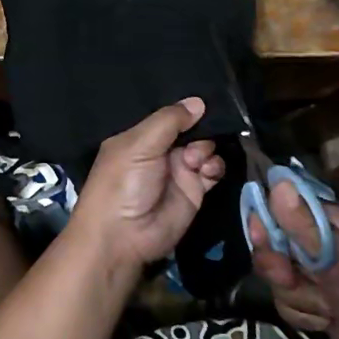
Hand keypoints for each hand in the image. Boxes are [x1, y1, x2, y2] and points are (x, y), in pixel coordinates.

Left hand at [71, 98, 226, 269]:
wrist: (123, 237)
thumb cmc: (122, 183)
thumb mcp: (138, 145)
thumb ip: (169, 121)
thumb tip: (198, 102)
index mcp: (140, 137)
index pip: (168, 116)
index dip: (185, 109)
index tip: (203, 100)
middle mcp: (160, 151)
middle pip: (190, 130)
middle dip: (201, 127)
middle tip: (199, 133)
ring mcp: (179, 171)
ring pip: (205, 148)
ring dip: (207, 148)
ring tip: (196, 159)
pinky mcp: (195, 191)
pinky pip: (213, 170)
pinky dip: (215, 166)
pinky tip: (207, 170)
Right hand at [249, 182, 338, 338]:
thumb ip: (308, 229)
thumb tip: (277, 183)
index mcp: (334, 221)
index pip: (284, 206)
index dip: (267, 223)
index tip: (263, 242)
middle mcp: (324, 243)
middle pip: (275, 244)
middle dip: (278, 267)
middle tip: (291, 280)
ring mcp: (322, 276)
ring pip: (279, 278)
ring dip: (296, 297)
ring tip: (326, 309)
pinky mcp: (320, 305)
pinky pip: (289, 303)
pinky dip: (302, 315)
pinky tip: (325, 323)